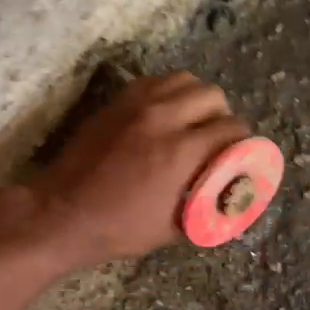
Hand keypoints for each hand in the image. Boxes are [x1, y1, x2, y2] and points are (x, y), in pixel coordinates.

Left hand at [27, 71, 251, 262]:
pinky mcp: (117, 102)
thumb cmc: (120, 229)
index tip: (244, 157)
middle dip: (224, 118)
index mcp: (182, 152)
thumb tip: (228, 200)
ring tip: (194, 124)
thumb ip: (207, 207)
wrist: (64, 212)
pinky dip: (170, 95)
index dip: (245, 143)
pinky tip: (167, 118)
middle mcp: (163, 118)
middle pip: (213, 96)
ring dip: (197, 100)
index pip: (232, 129)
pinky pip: (156, 83)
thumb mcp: (173, 227)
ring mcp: (137, 104)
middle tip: (219, 142)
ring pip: (185, 80)